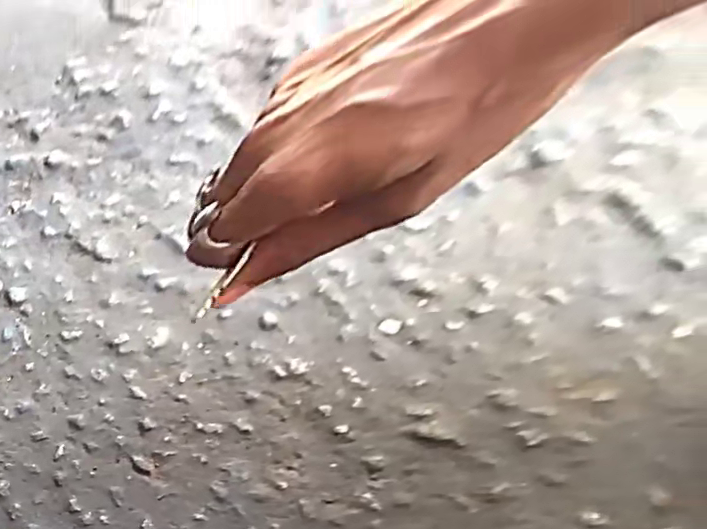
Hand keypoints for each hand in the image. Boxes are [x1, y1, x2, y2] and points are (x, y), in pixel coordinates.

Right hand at [188, 0, 636, 304]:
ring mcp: (278, 103)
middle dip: (239, 227)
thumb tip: (236, 283)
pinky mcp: (292, 78)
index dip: (229, 258)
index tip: (250, 263)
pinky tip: (331, 140)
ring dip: (257, 189)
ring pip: (230, 176)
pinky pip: (259, 136)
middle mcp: (272, 138)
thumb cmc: (486, 99)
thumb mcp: (396, 201)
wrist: (532, 4)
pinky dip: (278, 152)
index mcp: (295, 176)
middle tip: (291, 226)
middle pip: (213, 210)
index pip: (214, 240)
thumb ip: (299, 246)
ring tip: (321, 180)